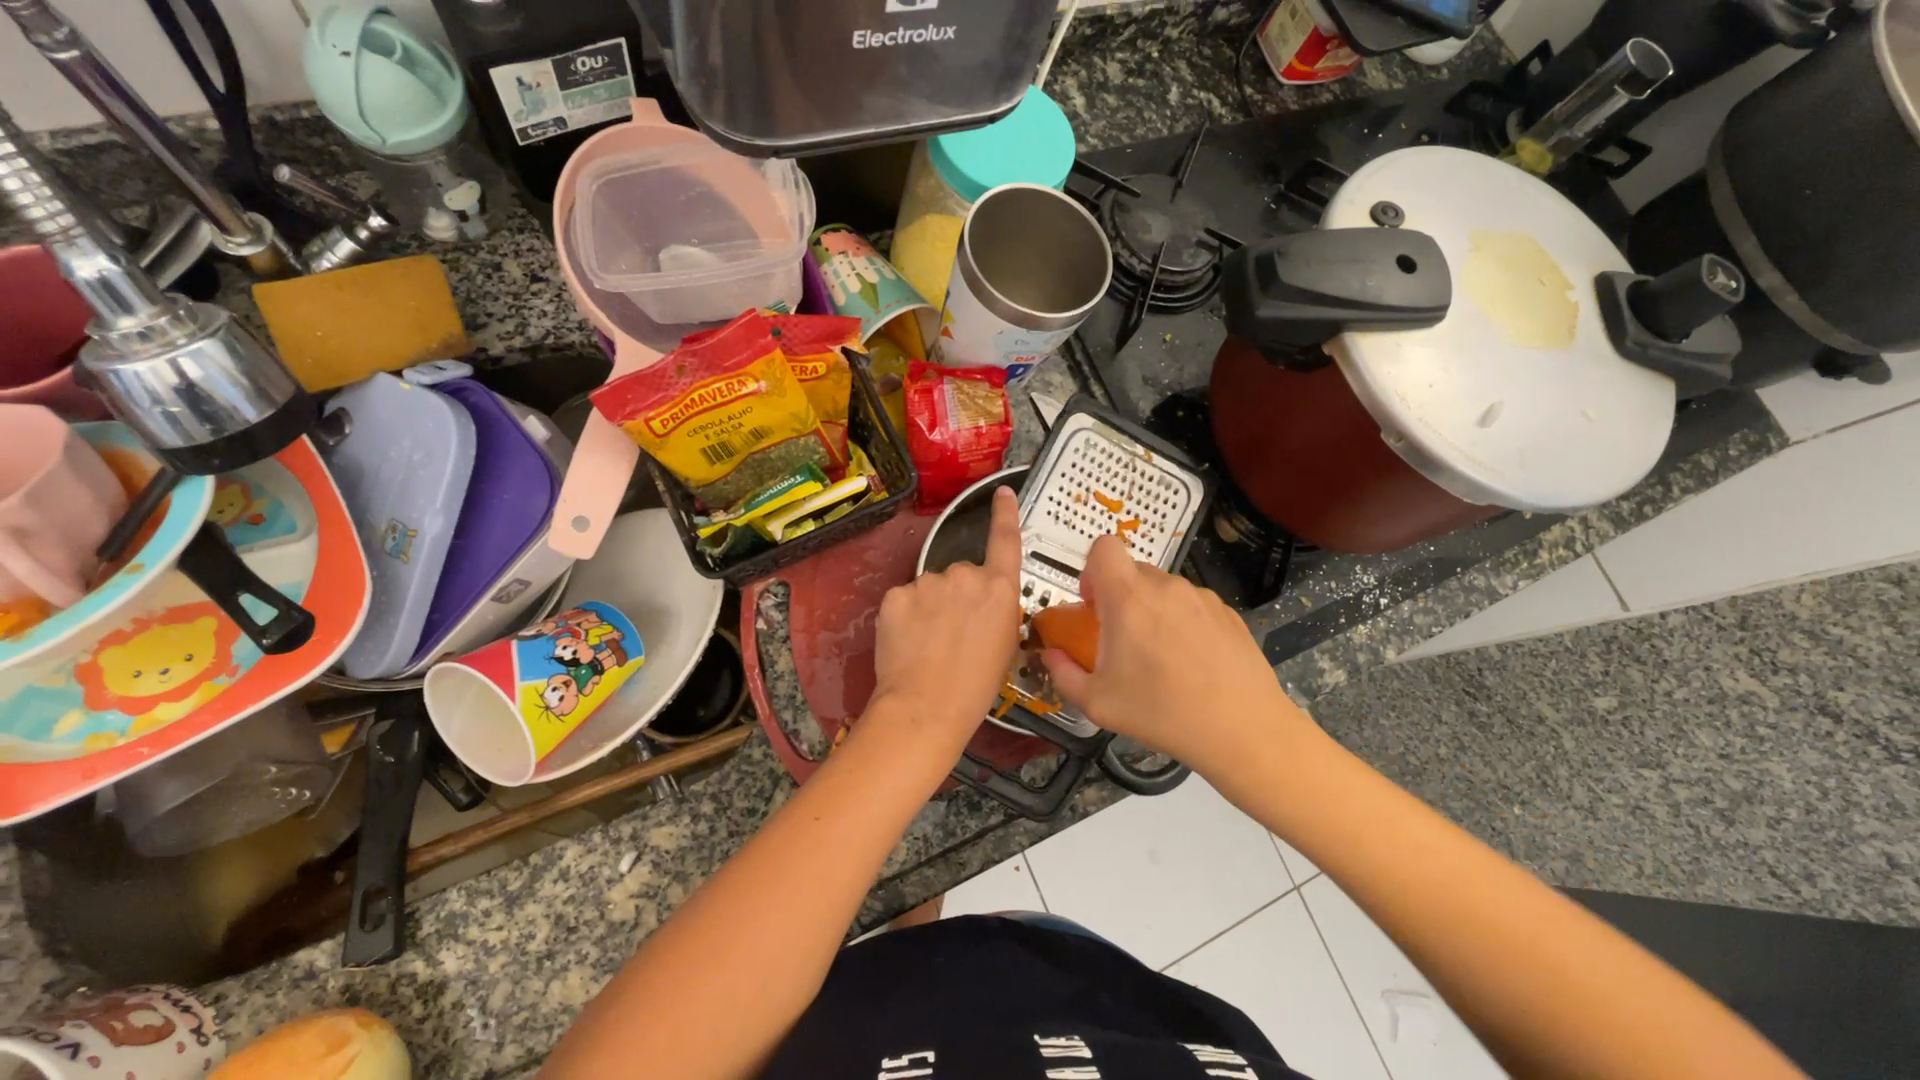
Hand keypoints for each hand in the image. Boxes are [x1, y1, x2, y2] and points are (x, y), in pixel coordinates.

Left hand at [868, 486, 1022, 752]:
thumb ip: (996, 610)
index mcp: (1000, 589)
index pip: (1005, 540)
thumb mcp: (1004, 645)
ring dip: (929, 608)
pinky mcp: (896, 595)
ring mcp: (928, 583)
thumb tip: (982, 603)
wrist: (926, 706)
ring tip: (929, 646)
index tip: (1002, 492)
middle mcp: (966, 575)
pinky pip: (904, 600)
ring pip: (930, 589)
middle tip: (954, 635)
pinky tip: (906, 644)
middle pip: (961, 575)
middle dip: (957, 597)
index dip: (1005, 514)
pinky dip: (904, 617)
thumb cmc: (976, 687)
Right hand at [1041, 535, 1315, 774]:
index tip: (1093, 605)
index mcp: (1128, 598)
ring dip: (1153, 612)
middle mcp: (1165, 587)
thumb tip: (1050, 655)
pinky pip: (1194, 606)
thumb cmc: (1161, 713)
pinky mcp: (1228, 613)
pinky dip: (1184, 624)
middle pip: (1133, 571)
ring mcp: (1202, 597)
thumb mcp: (1097, 703)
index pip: (1103, 548)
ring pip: (1165, 590)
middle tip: (1121, 641)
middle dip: (1120, 597)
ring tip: (1161, 658)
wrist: (1242, 728)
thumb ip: (1063, 673)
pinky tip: (1193, 665)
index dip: (1092, 570)